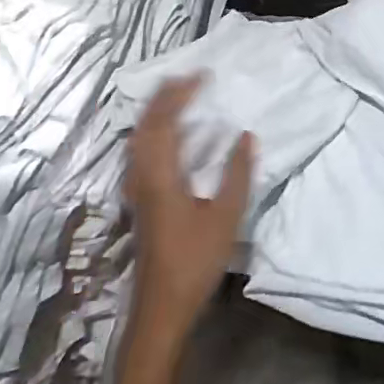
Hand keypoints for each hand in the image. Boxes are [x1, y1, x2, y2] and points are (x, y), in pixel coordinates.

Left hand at [102, 78, 253, 383]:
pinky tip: (168, 137)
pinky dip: (152, 134)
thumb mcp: (226, 216)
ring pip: (137, 142)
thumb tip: (246, 134)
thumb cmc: (195, 261)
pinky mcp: (140, 203)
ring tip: (176, 97)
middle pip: (144, 128)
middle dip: (162, 98)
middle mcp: (142, 179)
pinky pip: (140, 154)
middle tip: (186, 77)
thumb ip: (236, 173)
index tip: (201, 75)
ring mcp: (137, 192)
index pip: (164, 124)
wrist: (161, 308)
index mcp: (161, 177)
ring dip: (155, 114)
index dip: (179, 95)